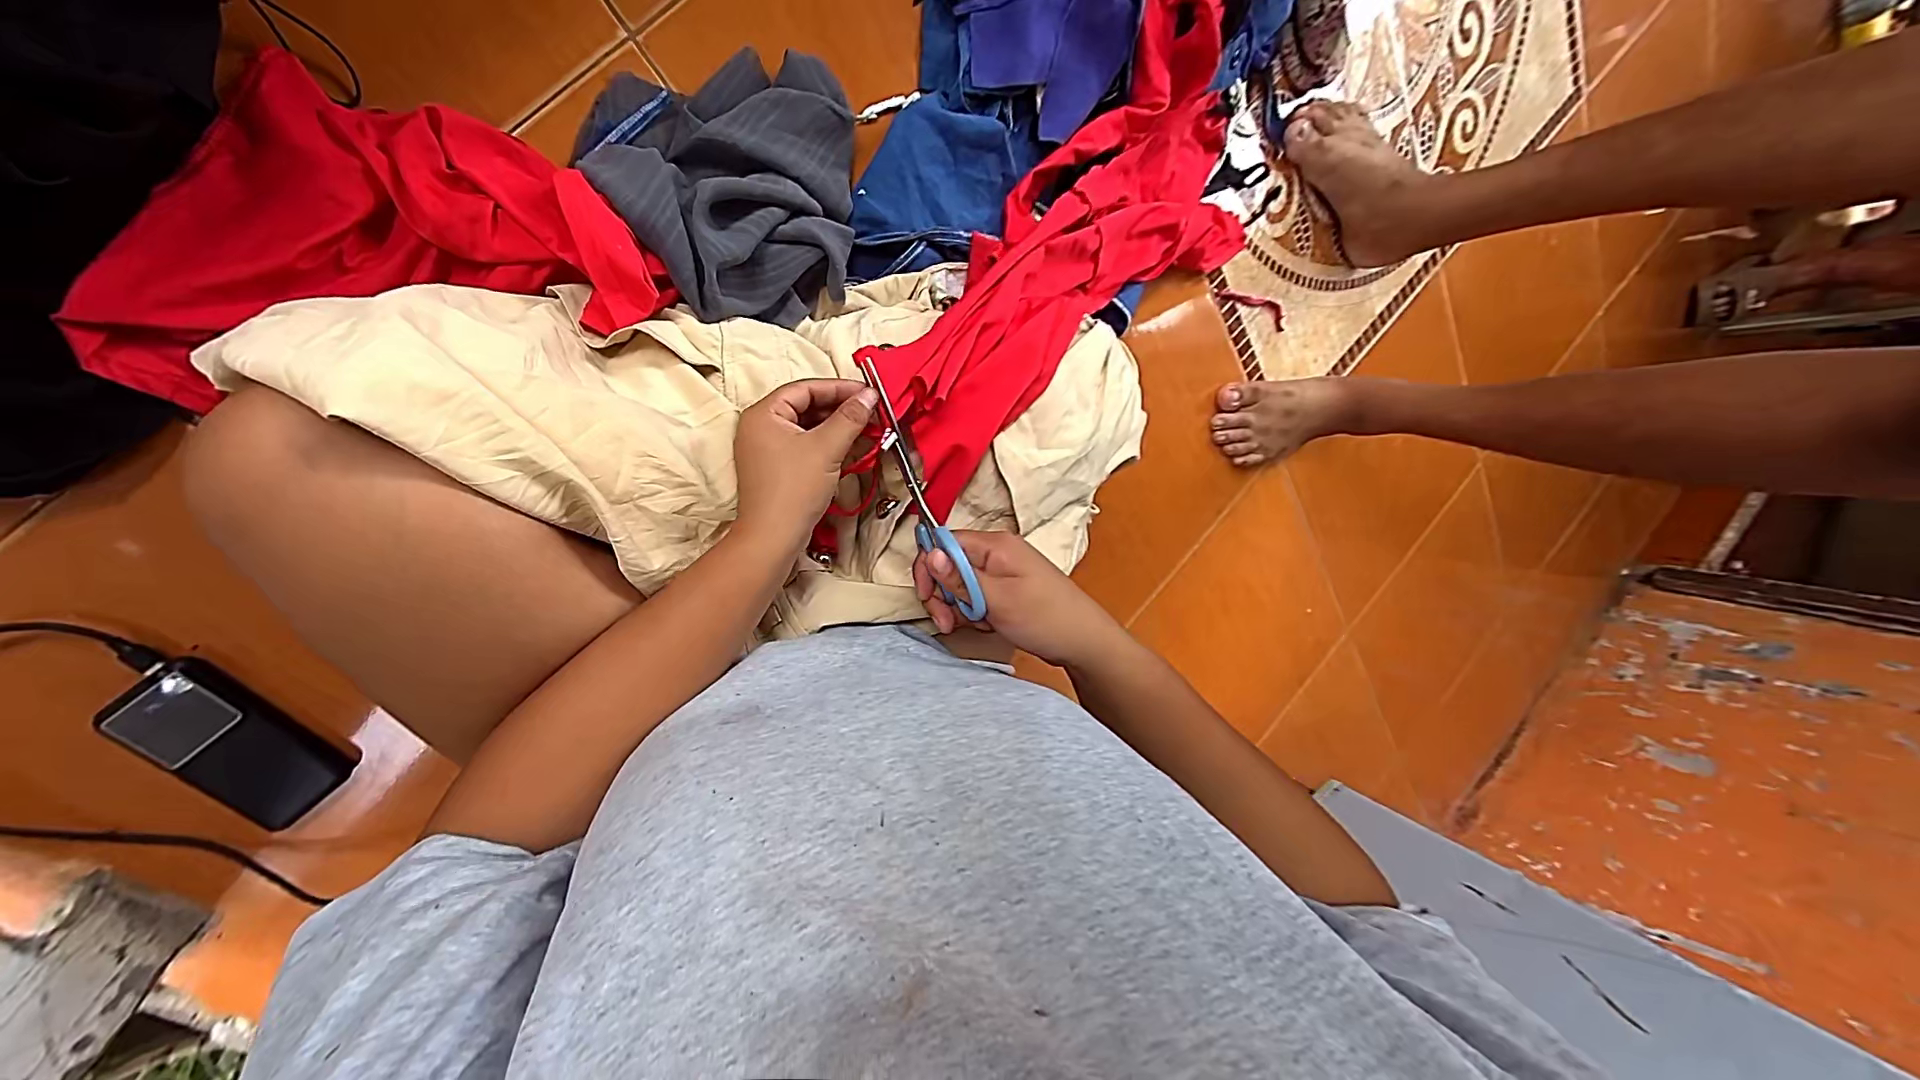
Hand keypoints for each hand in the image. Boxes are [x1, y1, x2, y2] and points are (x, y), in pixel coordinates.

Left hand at [734, 379, 876, 553]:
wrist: (773, 538)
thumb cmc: (792, 492)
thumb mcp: (827, 448)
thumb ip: (850, 417)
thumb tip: (868, 396)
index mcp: (763, 414)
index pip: (806, 388)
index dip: (840, 388)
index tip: (867, 393)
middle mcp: (760, 427)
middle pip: (807, 406)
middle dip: (841, 409)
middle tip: (871, 412)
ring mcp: (766, 449)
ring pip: (808, 427)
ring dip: (838, 428)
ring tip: (867, 430)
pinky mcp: (777, 468)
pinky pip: (805, 446)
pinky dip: (828, 445)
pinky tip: (851, 448)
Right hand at [913, 530, 1130, 669]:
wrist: (1083, 642)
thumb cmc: (1050, 618)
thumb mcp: (997, 599)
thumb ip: (961, 577)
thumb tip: (931, 553)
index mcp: (996, 546)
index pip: (944, 542)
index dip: (930, 568)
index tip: (929, 595)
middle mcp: (998, 553)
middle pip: (949, 565)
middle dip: (943, 594)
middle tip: (948, 619)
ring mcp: (1002, 572)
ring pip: (960, 584)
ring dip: (958, 607)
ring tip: (975, 624)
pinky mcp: (1006, 589)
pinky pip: (976, 596)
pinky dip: (974, 613)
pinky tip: (986, 624)